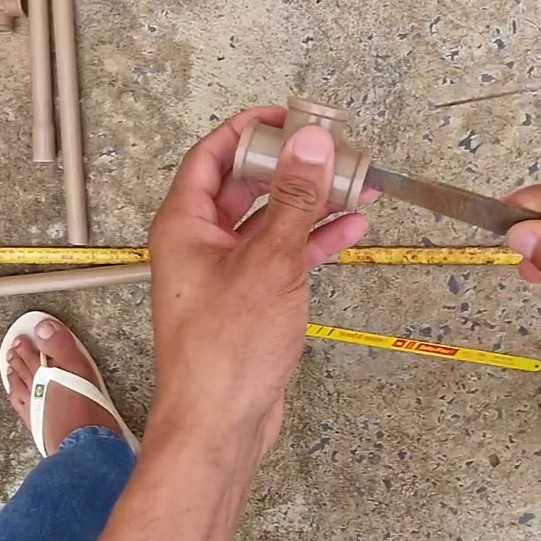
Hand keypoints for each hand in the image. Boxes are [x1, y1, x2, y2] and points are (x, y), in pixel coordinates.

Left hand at [147, 108, 368, 461]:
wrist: (220, 423)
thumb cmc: (224, 350)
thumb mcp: (267, 263)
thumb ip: (292, 200)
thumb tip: (310, 143)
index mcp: (184, 224)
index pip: (212, 155)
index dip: (249, 129)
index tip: (290, 117)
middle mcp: (200, 242)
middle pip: (245, 184)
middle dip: (290, 166)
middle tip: (332, 150)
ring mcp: (226, 270)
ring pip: (270, 220)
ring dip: (310, 203)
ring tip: (356, 184)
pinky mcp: (250, 297)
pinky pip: (282, 255)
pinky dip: (312, 241)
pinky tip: (350, 228)